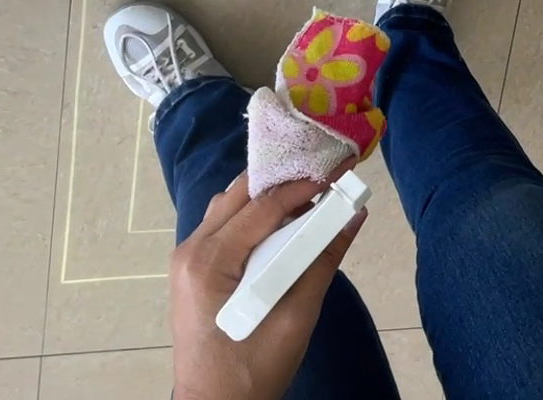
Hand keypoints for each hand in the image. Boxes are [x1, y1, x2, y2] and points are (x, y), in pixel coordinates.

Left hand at [169, 169, 365, 399]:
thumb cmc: (252, 372)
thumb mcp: (297, 318)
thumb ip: (324, 260)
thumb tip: (355, 215)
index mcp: (210, 263)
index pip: (265, 204)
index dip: (307, 183)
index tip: (342, 170)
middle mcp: (191, 249)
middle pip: (244, 191)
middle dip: (289, 179)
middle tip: (329, 176)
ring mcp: (188, 256)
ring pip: (233, 200)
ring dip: (272, 192)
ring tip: (312, 194)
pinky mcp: (194, 264)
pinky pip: (227, 218)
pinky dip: (258, 209)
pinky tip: (285, 219)